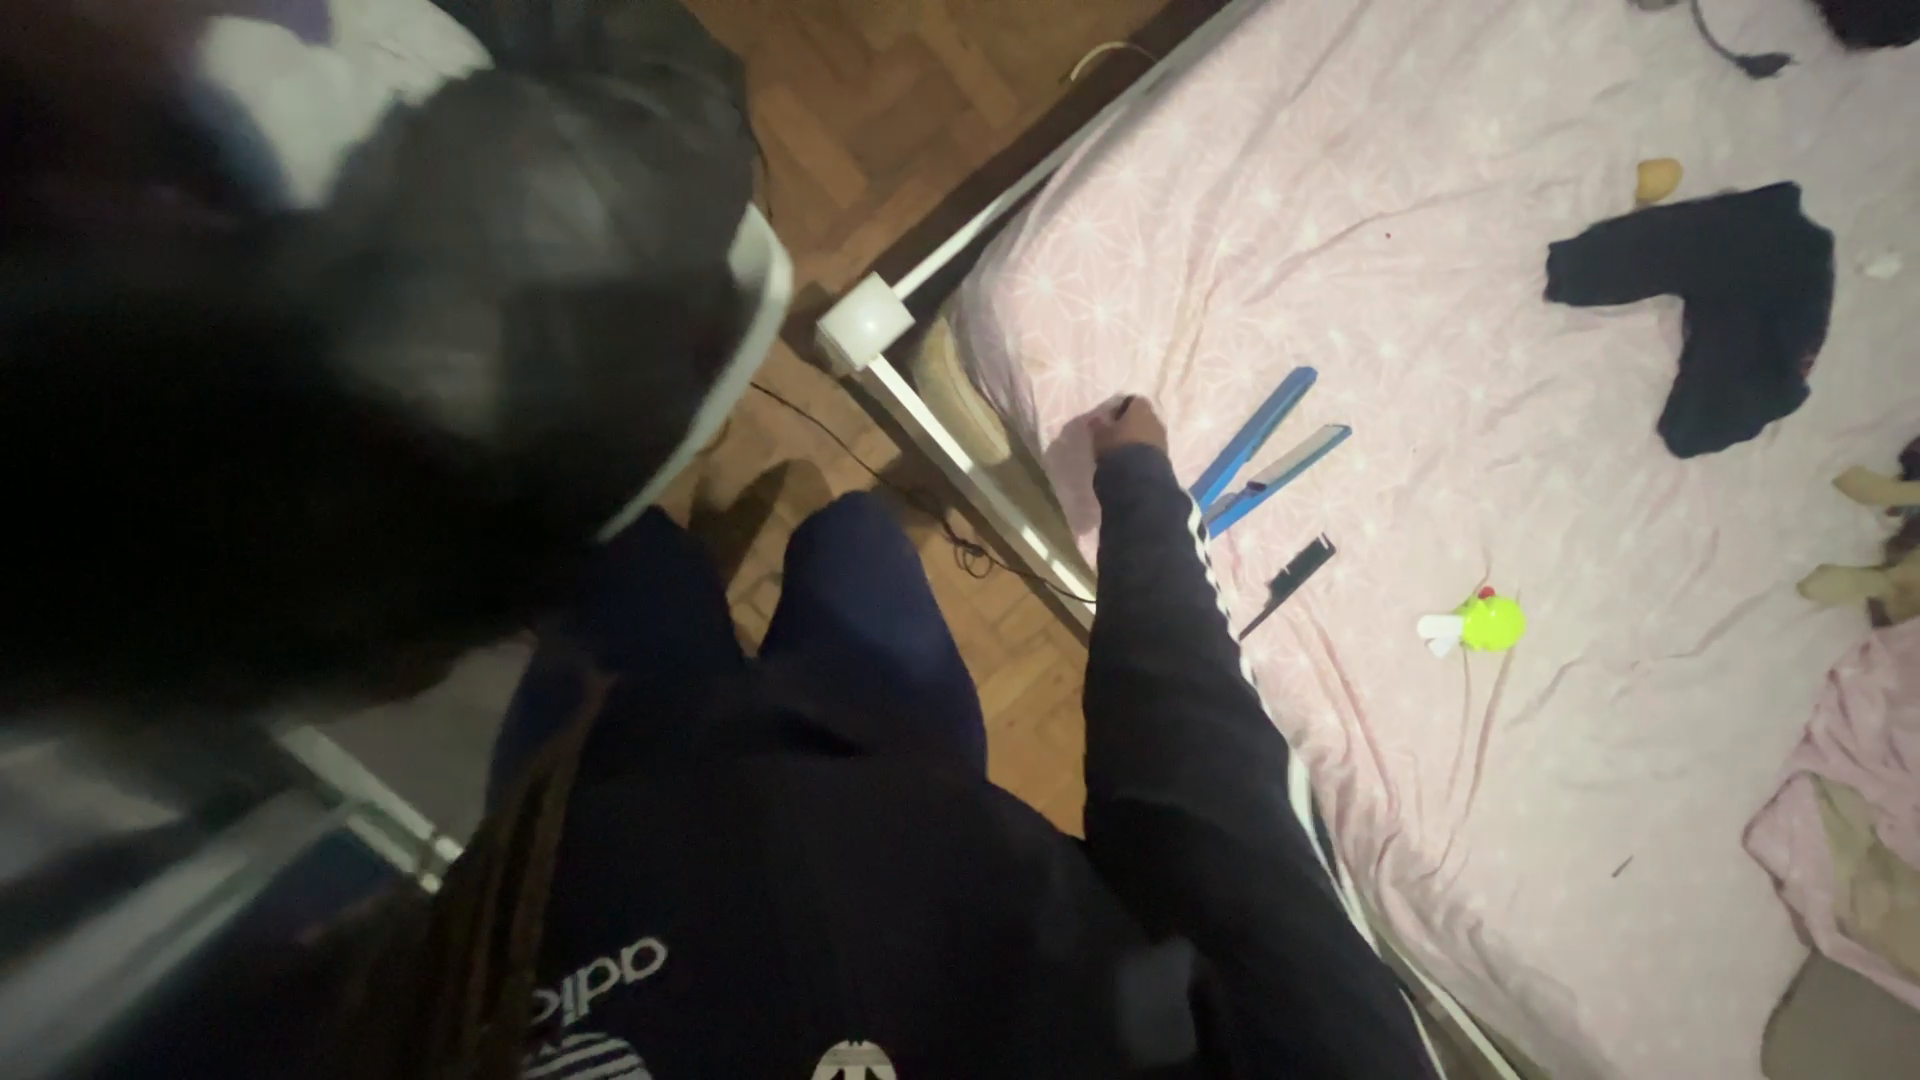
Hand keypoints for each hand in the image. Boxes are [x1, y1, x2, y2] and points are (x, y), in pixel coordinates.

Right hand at [1089, 396, 1168, 459]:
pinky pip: (1152, 446)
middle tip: (1117, 433)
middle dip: (1131, 422)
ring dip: (1138, 437)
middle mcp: (1154, 418)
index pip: (1133, 400)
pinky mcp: (1165, 453)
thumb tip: (1096, 419)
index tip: (1111, 418)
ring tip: (1124, 449)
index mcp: (1140, 408)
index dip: (1122, 408)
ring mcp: (1162, 436)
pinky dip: (1143, 449)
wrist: (1139, 473)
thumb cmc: (1117, 446)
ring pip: (1148, 431)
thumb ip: (1098, 424)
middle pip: (1142, 415)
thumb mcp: (1100, 435)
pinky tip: (1133, 459)